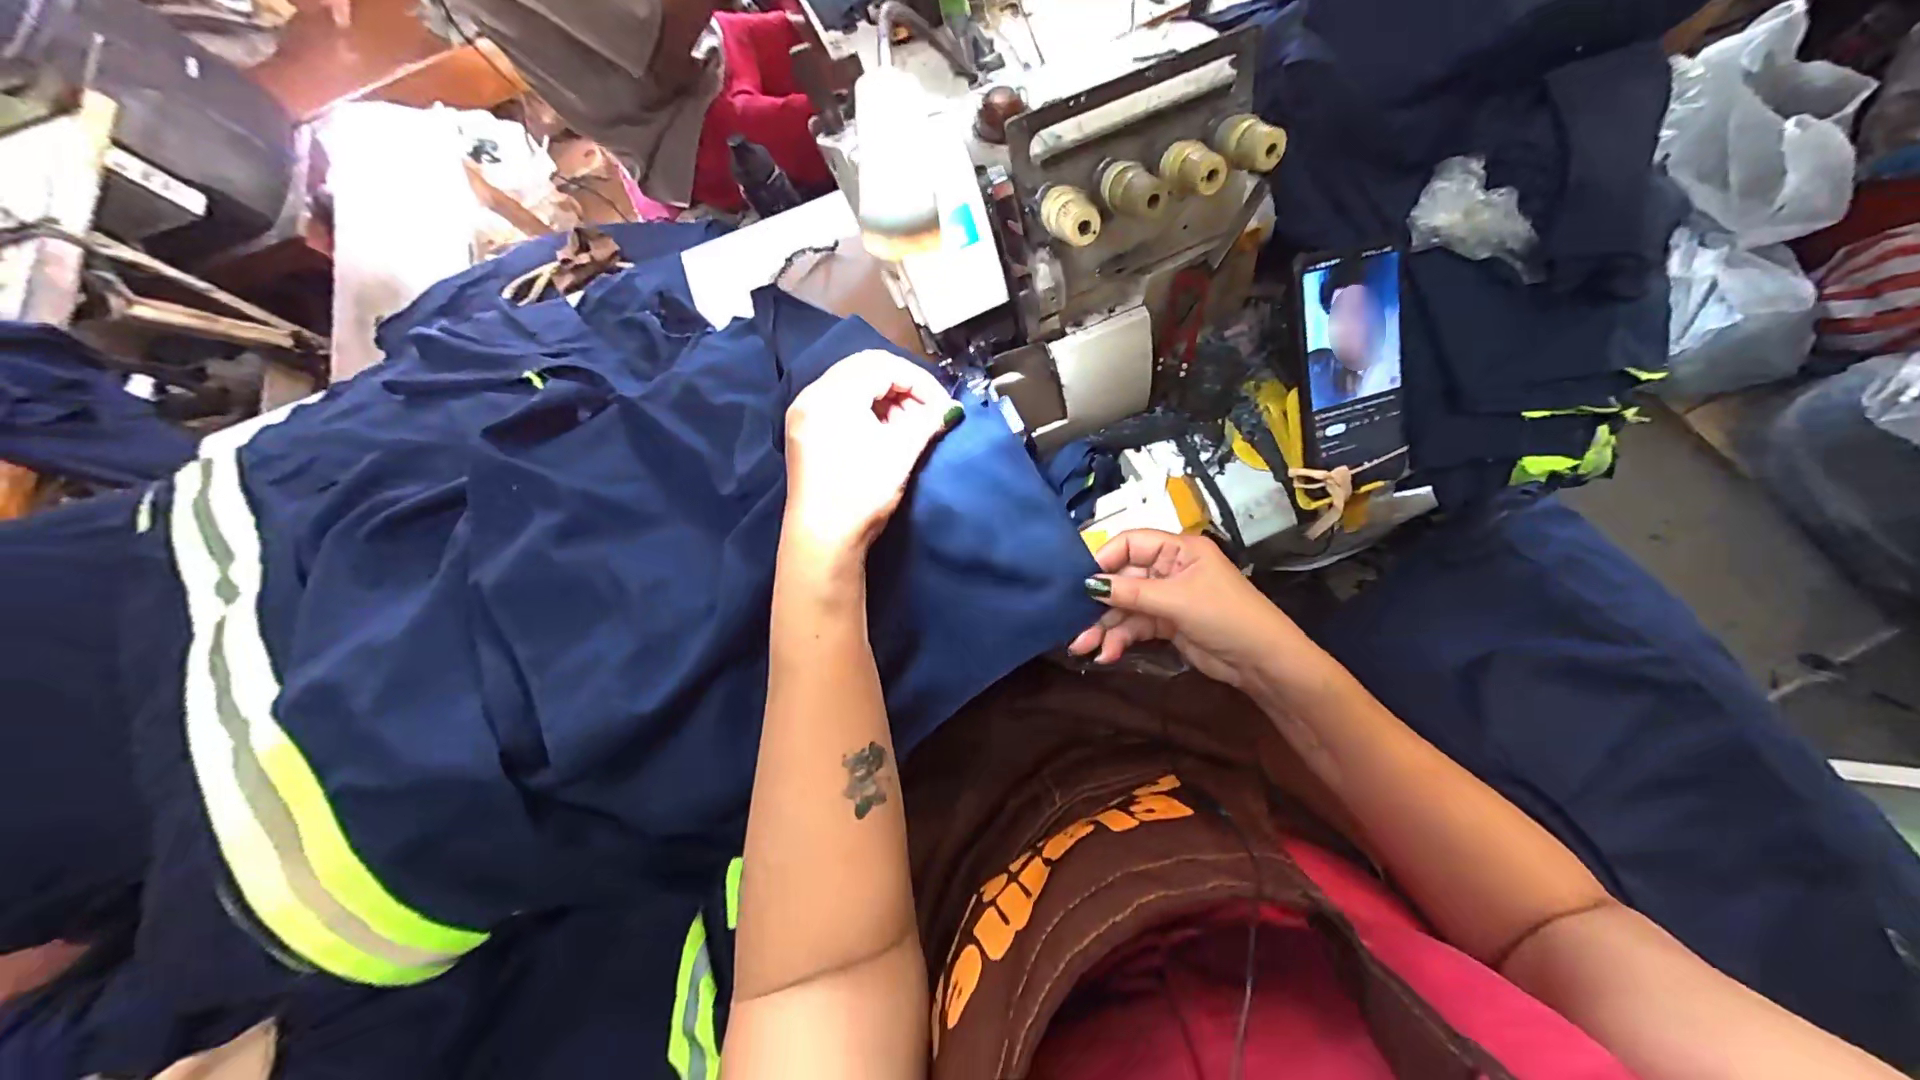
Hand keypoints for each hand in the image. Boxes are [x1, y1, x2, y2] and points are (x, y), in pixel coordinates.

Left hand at [783, 350, 960, 560]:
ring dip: (886, 397)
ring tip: (908, 427)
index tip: (941, 405)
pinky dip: (866, 409)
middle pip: (865, 369)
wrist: (823, 540)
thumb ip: (927, 421)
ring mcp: (805, 414)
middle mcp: (812, 396)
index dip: (919, 381)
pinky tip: (885, 433)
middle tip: (926, 413)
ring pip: (852, 384)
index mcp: (833, 395)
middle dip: (903, 386)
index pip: (883, 365)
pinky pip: (840, 403)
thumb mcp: (900, 452)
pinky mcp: (805, 433)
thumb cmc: (860, 494)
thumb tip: (948, 409)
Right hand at [1067, 530, 1317, 690]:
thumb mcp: (1177, 601)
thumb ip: (1131, 592)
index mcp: (1178, 549)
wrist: (1264, 662)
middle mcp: (1169, 568)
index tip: (1078, 582)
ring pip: (1125, 607)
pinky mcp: (1166, 623)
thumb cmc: (1226, 617)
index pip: (1130, 544)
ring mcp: (1167, 597)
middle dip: (1098, 603)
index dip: (1104, 560)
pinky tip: (1107, 655)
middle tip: (1073, 623)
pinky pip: (1134, 626)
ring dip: (1104, 627)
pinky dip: (1120, 639)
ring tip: (1084, 648)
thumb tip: (1089, 584)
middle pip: (1122, 579)